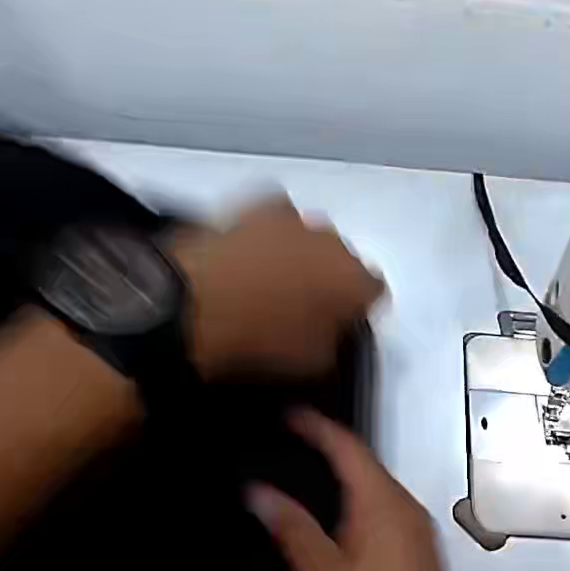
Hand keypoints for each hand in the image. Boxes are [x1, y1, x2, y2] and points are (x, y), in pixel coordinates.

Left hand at [170, 195, 383, 379]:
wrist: (192, 303)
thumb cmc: (259, 339)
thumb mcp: (311, 365)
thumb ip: (335, 345)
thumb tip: (332, 338)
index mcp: (356, 283)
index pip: (376, 293)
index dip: (359, 309)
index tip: (342, 323)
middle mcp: (335, 244)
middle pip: (345, 260)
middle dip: (332, 279)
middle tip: (307, 306)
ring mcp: (296, 219)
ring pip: (312, 238)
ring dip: (303, 255)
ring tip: (275, 282)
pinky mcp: (256, 205)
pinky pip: (277, 218)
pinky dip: (271, 233)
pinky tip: (253, 254)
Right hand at [246, 409, 483, 570]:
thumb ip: (292, 529)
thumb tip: (260, 491)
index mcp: (385, 505)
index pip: (349, 448)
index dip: (318, 427)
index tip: (289, 414)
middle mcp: (408, 512)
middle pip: (365, 466)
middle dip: (328, 452)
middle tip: (290, 445)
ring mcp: (419, 536)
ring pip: (376, 493)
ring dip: (342, 482)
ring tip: (303, 479)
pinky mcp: (420, 559)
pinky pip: (384, 517)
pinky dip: (356, 508)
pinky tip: (334, 526)